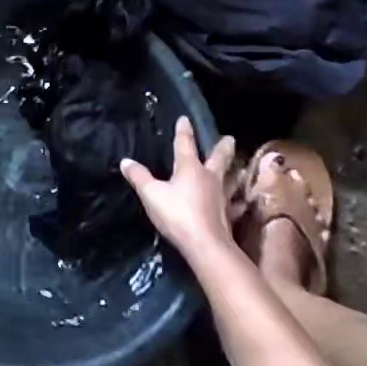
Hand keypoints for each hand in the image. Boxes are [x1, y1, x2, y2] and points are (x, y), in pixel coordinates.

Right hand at [121, 117, 238, 258]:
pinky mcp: (228, 216)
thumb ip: (139, 177)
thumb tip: (125, 161)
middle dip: (222, 147)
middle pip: (218, 158)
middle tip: (229, 138)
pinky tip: (240, 203)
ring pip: (230, 180)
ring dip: (234, 173)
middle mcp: (209, 178)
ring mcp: (222, 197)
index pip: (185, 144)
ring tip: (241, 168)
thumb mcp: (151, 195)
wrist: (206, 246)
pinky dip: (238, 203)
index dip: (184, 131)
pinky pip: (235, 205)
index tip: (185, 119)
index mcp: (190, 168)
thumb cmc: (178, 215)